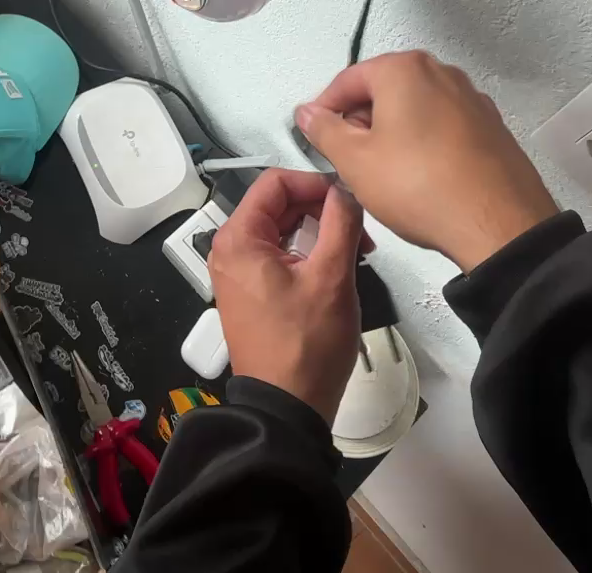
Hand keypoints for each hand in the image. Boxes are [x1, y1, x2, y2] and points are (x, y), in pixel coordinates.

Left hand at [208, 169, 363, 421]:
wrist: (286, 408)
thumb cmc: (307, 343)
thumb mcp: (330, 276)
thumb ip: (340, 222)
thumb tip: (344, 190)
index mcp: (238, 237)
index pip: (275, 182)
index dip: (315, 183)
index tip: (349, 201)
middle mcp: (230, 248)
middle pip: (278, 204)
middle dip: (321, 210)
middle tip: (361, 235)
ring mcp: (237, 271)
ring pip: (282, 229)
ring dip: (319, 232)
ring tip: (356, 254)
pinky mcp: (250, 290)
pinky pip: (279, 254)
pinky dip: (308, 253)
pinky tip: (335, 269)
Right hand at [295, 50, 558, 271]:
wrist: (499, 226)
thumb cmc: (421, 186)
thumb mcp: (354, 160)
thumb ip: (323, 130)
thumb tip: (308, 113)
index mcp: (404, 69)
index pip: (346, 81)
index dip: (324, 110)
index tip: (315, 136)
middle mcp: (441, 72)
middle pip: (382, 90)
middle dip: (360, 121)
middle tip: (348, 158)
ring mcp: (471, 98)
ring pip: (413, 108)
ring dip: (391, 133)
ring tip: (383, 172)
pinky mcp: (491, 126)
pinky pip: (442, 125)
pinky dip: (423, 142)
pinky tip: (419, 177)